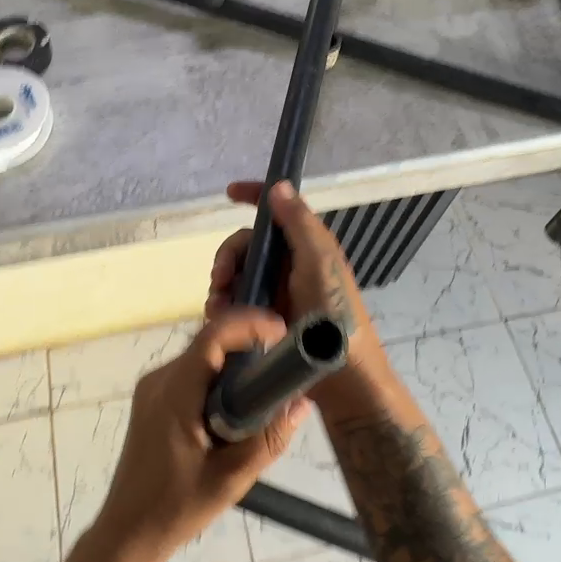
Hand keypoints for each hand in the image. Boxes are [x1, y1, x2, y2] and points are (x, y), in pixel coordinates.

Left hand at [92, 309, 311, 561]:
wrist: (128, 532)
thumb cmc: (176, 507)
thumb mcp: (230, 478)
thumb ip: (268, 439)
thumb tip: (301, 404)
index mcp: (174, 393)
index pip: (212, 337)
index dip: (248, 324)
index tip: (281, 332)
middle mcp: (159, 380)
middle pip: (208, 343)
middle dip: (247, 344)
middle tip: (282, 363)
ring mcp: (153, 388)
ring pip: (200, 357)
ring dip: (233, 363)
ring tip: (265, 387)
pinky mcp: (153, 400)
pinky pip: (190, 373)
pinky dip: (217, 378)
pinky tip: (236, 406)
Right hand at [207, 180, 385, 403]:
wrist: (342, 376)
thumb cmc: (334, 313)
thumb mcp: (319, 262)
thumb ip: (299, 223)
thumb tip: (277, 186)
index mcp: (306, 245)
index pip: (278, 210)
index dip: (255, 196)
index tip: (229, 194)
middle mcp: (290, 264)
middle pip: (248, 244)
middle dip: (229, 256)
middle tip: (221, 280)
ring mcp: (277, 293)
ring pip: (238, 274)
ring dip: (223, 284)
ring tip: (218, 306)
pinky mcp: (266, 319)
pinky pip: (237, 302)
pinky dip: (224, 306)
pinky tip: (219, 319)